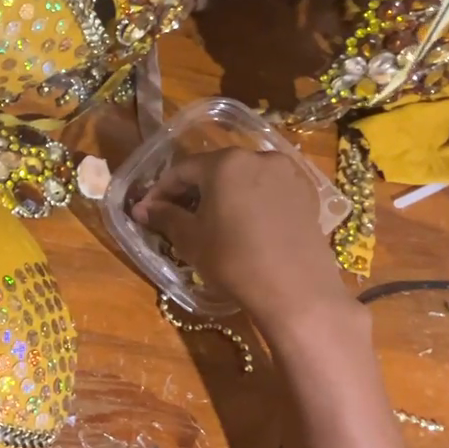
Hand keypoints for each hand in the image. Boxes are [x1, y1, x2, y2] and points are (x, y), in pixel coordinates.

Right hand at [129, 148, 353, 332]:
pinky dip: (249, 201)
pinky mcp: (307, 194)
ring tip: (208, 220)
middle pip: (214, 170)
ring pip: (243, 178)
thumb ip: (164, 216)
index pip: (182, 170)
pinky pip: (267, 190)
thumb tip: (141, 209)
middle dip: (191, 191)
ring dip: (221, 195)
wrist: (296, 290)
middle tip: (174, 215)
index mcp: (226, 162)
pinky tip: (241, 224)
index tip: (146, 211)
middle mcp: (259, 157)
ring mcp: (288, 174)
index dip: (160, 191)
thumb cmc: (233, 259)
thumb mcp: (190, 238)